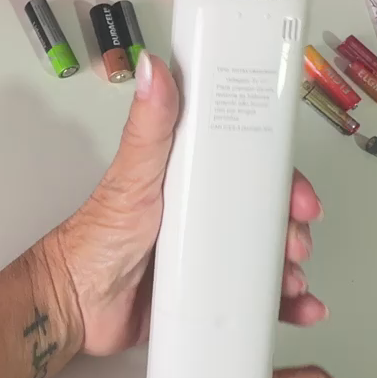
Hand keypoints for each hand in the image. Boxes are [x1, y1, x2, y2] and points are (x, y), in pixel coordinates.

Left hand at [31, 54, 326, 360]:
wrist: (77, 308)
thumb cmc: (98, 240)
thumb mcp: (132, 178)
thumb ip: (148, 128)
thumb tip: (155, 68)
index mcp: (189, 180)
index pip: (247, 167)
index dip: (280, 177)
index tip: (300, 193)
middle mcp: (202, 216)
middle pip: (265, 213)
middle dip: (292, 227)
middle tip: (297, 240)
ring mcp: (207, 257)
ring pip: (266, 256)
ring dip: (292, 267)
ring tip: (294, 282)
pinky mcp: (207, 295)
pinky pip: (255, 299)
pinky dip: (285, 306)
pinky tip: (299, 309)